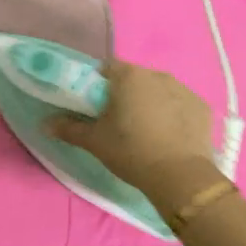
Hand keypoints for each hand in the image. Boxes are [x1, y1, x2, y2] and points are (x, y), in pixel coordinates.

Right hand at [47, 60, 220, 210]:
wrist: (180, 176)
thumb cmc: (131, 152)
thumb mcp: (95, 142)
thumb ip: (68, 128)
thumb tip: (44, 123)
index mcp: (129, 76)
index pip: (107, 69)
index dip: (98, 84)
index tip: (96, 106)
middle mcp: (157, 75)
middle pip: (134, 79)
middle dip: (125, 95)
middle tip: (118, 122)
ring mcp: (183, 89)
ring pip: (159, 91)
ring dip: (151, 103)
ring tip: (146, 132)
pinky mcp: (202, 107)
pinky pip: (180, 105)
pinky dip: (173, 115)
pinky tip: (169, 137)